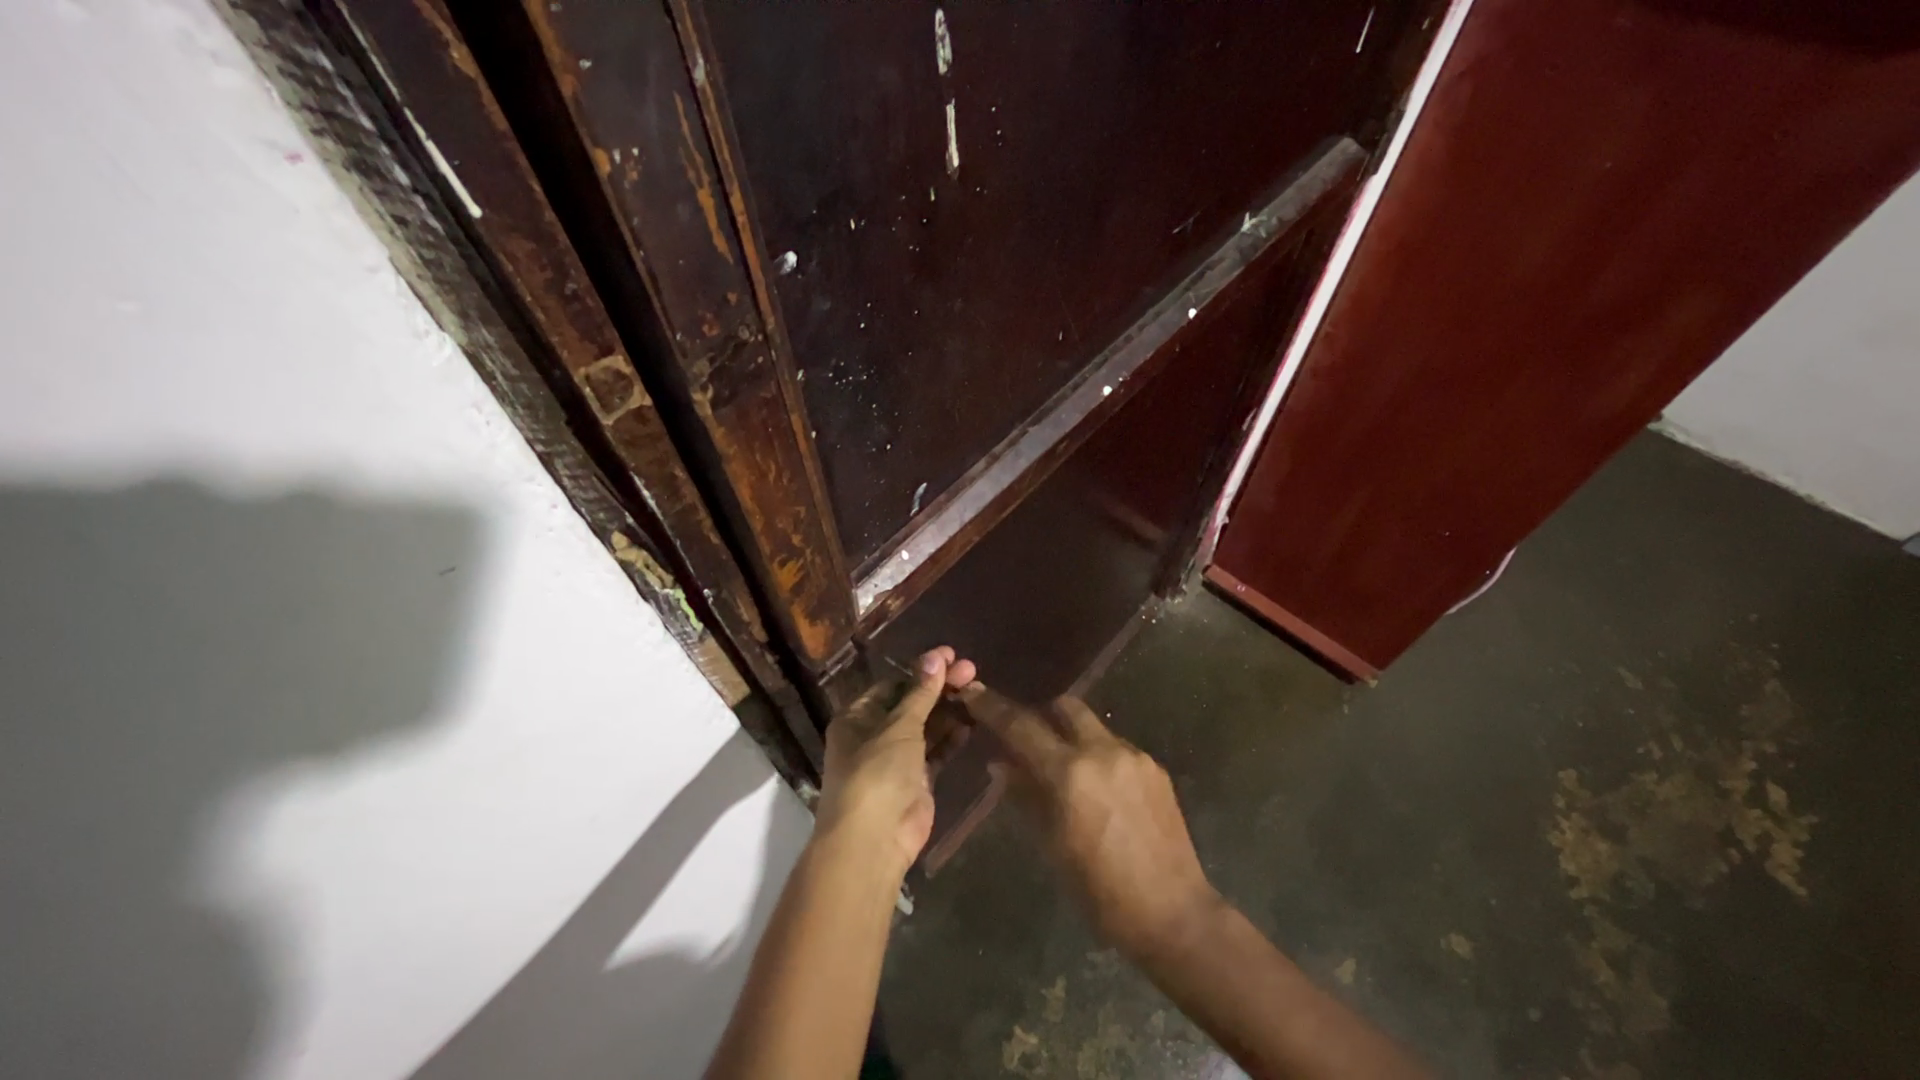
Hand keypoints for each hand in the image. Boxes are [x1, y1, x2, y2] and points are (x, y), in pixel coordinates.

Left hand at [816, 646, 976, 879]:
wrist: (873, 840)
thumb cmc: (876, 773)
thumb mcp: (898, 727)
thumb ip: (920, 694)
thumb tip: (936, 657)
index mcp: (857, 718)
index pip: (892, 685)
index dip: (921, 670)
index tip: (951, 656)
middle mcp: (873, 736)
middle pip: (911, 705)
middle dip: (939, 688)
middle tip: (972, 670)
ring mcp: (895, 761)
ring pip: (925, 728)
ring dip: (948, 710)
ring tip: (977, 688)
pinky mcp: (916, 782)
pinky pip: (935, 753)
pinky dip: (951, 737)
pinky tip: (972, 720)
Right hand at [956, 685, 1219, 958]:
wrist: (1171, 913)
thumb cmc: (1099, 891)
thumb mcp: (1051, 845)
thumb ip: (1025, 796)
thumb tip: (1001, 765)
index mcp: (1070, 773)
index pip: (1021, 726)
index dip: (993, 708)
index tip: (973, 693)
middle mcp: (1104, 751)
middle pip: (1065, 706)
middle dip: (1041, 714)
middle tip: (1026, 736)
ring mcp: (1135, 757)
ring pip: (1094, 727)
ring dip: (1072, 737)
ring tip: (1064, 772)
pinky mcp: (1157, 770)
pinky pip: (1117, 749)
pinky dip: (1098, 757)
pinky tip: (1098, 791)